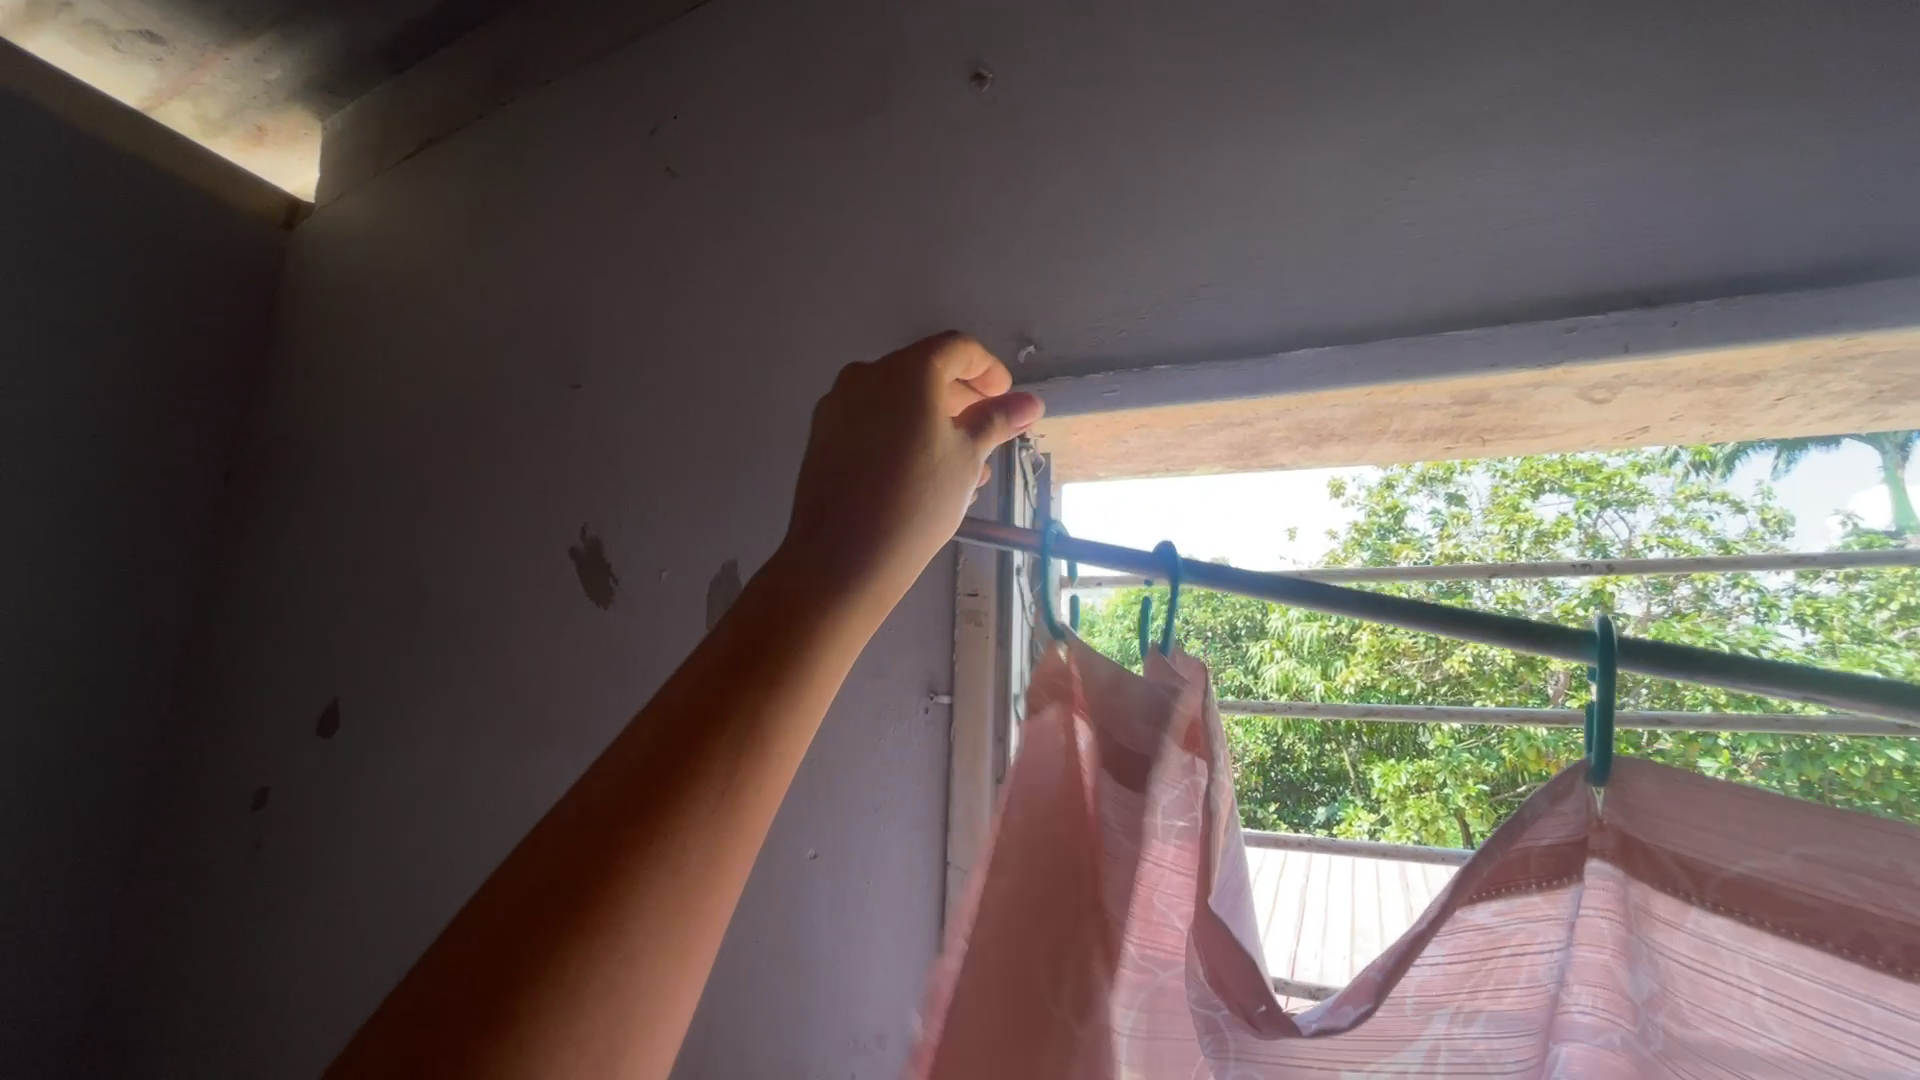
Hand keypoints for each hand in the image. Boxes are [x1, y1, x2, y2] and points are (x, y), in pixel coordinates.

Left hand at [781, 332, 1043, 609]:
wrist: (843, 556)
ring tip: (962, 463)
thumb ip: (997, 422)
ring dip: (934, 421)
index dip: (988, 369)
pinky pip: (873, 422)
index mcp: (907, 371)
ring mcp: (838, 406)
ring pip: (897, 401)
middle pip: (924, 372)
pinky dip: (903, 435)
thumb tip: (1030, 404)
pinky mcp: (823, 438)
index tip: (1005, 398)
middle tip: (988, 431)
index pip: (957, 348)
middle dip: (962, 398)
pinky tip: (923, 473)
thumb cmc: (918, 500)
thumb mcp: (968, 459)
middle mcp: (866, 376)